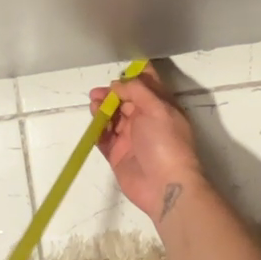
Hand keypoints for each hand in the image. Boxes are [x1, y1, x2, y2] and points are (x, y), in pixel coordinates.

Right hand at [90, 70, 205, 223]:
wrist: (166, 186)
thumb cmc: (166, 142)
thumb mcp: (157, 107)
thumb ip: (135, 90)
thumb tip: (116, 85)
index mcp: (161, 106)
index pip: (147, 84)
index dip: (133, 75)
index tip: (118, 73)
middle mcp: (146, 119)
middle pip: (124, 99)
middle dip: (110, 93)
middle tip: (97, 94)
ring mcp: (131, 137)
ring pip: (112, 116)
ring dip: (102, 108)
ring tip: (94, 106)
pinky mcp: (118, 154)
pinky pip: (103, 137)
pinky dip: (97, 129)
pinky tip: (94, 123)